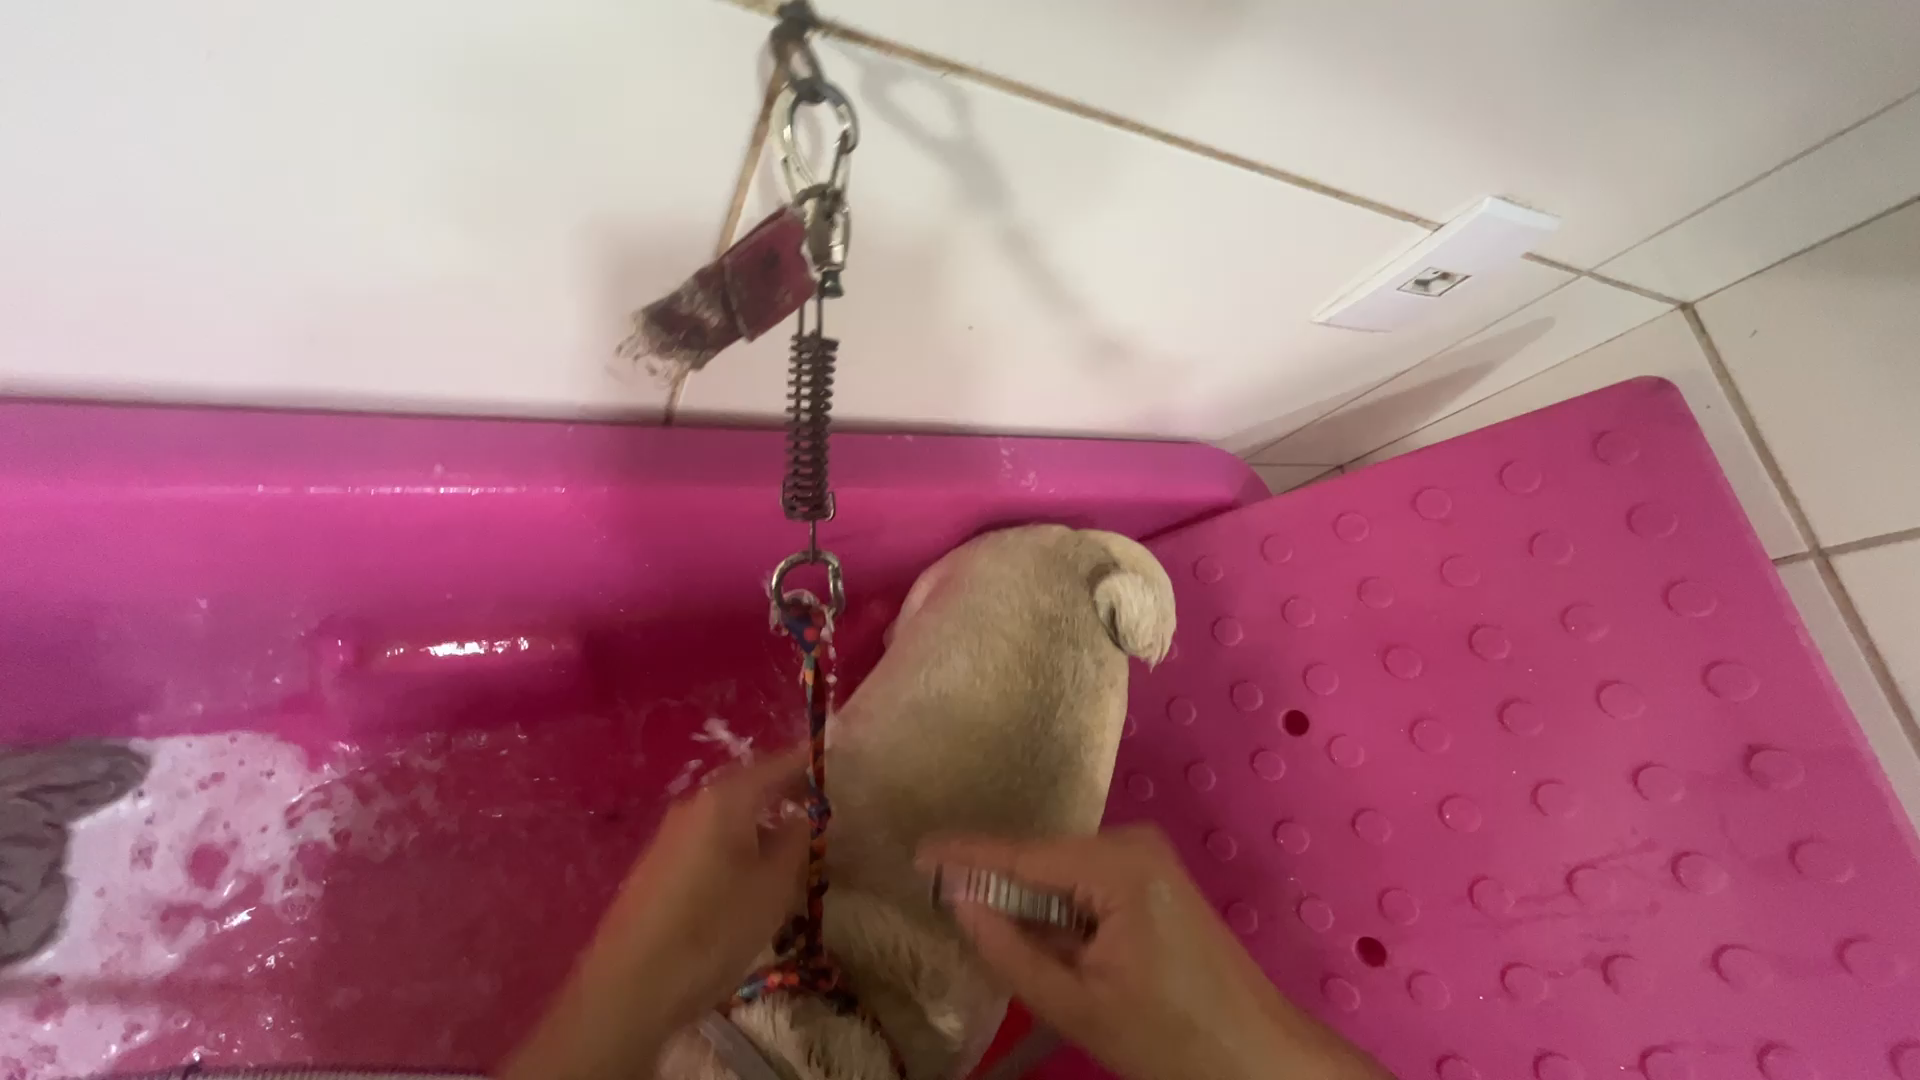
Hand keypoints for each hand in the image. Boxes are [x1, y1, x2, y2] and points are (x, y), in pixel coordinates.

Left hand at [502, 751, 810, 1079]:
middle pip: (747, 785)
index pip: (775, 765)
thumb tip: (799, 816)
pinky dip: (735, 843)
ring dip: (758, 822)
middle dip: (782, 793)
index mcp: (726, 799)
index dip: (805, 763)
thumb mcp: (774, 886)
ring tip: (786, 848)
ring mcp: (669, 835)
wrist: (628, 989)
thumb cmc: (714, 930)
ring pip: (726, 815)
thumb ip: (795, 840)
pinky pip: (707, 839)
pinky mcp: (656, 866)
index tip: (829, 764)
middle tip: (814, 810)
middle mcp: (694, 804)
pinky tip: (745, 877)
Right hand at [919, 826, 1387, 1079]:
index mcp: (1116, 864)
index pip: (1022, 853)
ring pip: (1061, 873)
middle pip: (1041, 859)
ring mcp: (1146, 855)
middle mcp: (1130, 840)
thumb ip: (1011, 949)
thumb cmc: (1173, 1041)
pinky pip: (1085, 882)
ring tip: (989, 928)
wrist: (1265, 1063)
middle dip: (996, 883)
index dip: (964, 855)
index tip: (915, 853)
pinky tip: (1044, 939)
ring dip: (1028, 902)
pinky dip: (1058, 909)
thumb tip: (958, 899)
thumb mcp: (1078, 1006)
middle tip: (943, 900)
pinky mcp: (1152, 874)